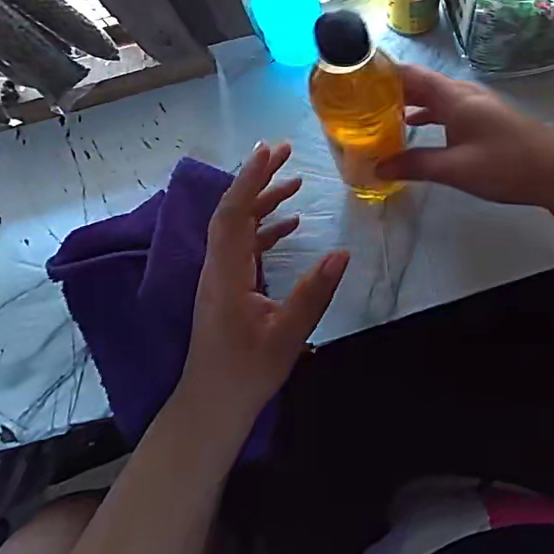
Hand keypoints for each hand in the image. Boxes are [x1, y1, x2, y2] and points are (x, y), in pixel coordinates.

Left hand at [178, 142, 347, 427]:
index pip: (234, 212)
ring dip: (262, 201)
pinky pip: (244, 245)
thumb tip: (342, 253)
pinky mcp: (227, 285)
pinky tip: (290, 224)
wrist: (212, 403)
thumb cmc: (246, 372)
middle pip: (233, 210)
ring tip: (294, 180)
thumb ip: (314, 293)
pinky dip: (264, 229)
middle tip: (283, 150)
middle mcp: (217, 265)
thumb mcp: (287, 335)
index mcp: (226, 272)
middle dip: (256, 178)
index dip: (250, 178)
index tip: (269, 150)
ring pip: (238, 225)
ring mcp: (220, 274)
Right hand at [374, 65, 553, 207]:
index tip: (354, 79)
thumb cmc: (505, 165)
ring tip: (379, 114)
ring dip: (408, 102)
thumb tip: (378, 167)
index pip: (409, 74)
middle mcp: (462, 93)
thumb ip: (414, 165)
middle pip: (419, 83)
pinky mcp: (484, 118)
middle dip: (390, 90)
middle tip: (359, 100)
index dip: (381, 73)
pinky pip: (446, 108)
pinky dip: (427, 114)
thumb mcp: (454, 168)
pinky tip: (415, 127)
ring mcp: (476, 104)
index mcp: (453, 96)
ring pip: (433, 96)